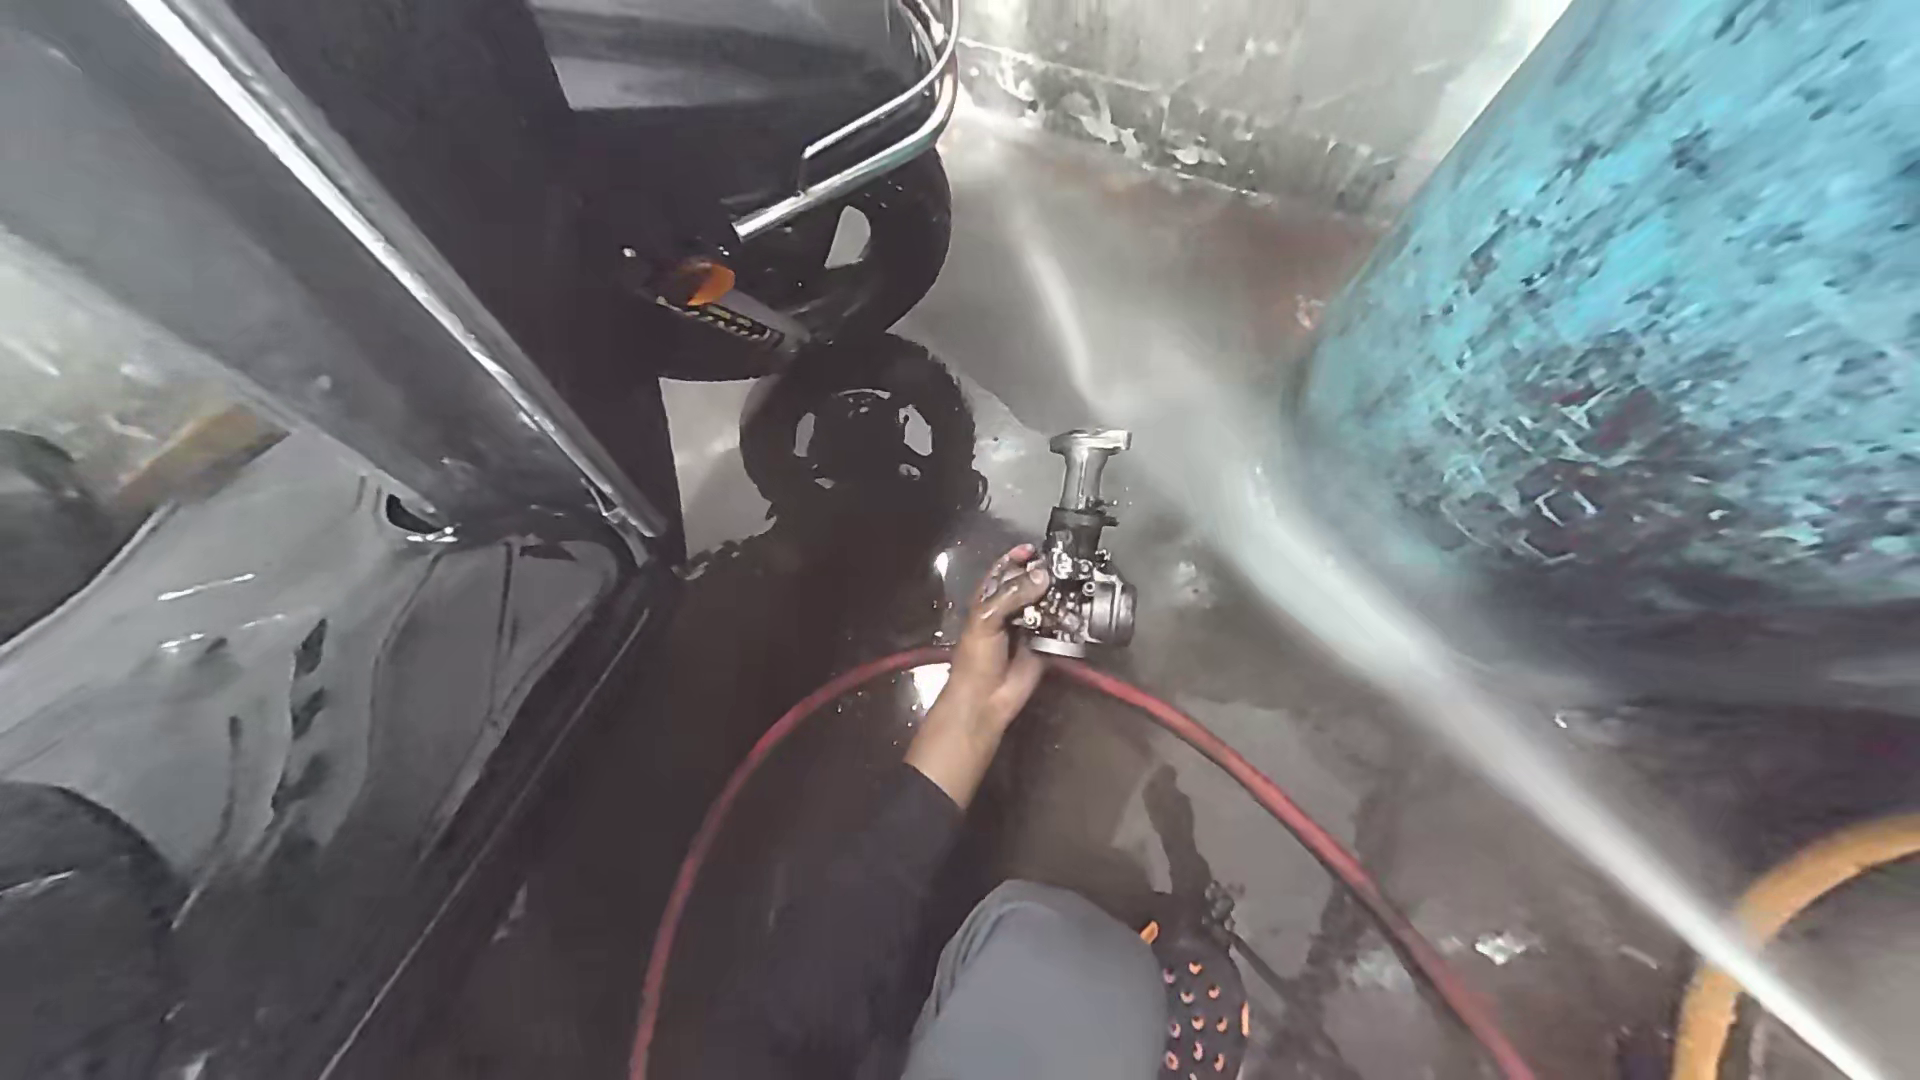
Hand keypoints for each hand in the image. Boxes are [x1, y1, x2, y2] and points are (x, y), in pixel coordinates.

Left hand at [905, 544, 1051, 806]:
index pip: (1004, 571)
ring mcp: (1029, 626)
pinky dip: (1070, 620)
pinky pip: (1060, 628)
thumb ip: (1013, 595)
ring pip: (1048, 604)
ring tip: (1077, 584)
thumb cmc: (976, 657)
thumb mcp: (987, 619)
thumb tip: (1042, 576)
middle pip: (1031, 585)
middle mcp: (1011, 609)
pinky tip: (1081, 609)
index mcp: (989, 600)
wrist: (986, 699)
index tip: (1034, 549)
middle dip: (1046, 576)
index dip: (1017, 558)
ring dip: (1061, 596)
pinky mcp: (1045, 644)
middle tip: (1066, 567)